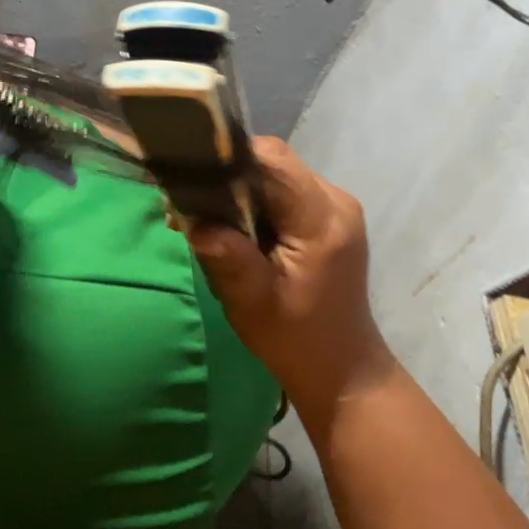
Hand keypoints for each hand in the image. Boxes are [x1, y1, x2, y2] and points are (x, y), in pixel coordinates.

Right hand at [187, 137, 395, 404]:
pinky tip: (228, 224)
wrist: (342, 370)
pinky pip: (280, 188)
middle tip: (187, 203)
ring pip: (273, 172)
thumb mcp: (253, 302)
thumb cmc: (296, 339)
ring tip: (202, 215)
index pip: (272, 160)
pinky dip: (249, 198)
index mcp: (322, 220)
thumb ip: (227, 256)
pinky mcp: (323, 216)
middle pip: (272, 161)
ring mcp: (332, 207)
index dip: (227, 158)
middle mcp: (334, 201)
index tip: (188, 177)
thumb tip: (192, 221)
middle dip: (226, 173)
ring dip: (234, 186)